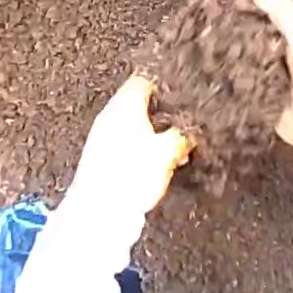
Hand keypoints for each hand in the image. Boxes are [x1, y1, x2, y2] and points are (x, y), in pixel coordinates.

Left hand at [66, 75, 191, 215]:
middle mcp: (111, 115)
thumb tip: (194, 128)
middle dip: (166, 110)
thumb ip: (184, 134)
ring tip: (178, 144)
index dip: (167, 82)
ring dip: (157, 130)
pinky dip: (146, 146)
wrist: (98, 215)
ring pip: (136, 123)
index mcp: (124, 104)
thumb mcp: (168, 151)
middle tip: (186, 118)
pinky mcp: (103, 157)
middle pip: (141, 101)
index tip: (184, 89)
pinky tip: (161, 162)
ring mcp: (105, 136)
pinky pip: (129, 142)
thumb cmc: (129, 176)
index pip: (145, 77)